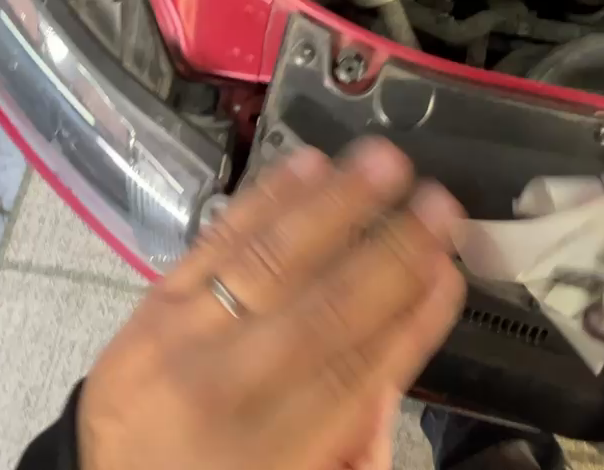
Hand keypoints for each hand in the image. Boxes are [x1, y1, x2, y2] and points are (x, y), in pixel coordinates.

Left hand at [78, 138, 466, 469]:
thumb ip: (353, 437)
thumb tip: (402, 342)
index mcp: (269, 458)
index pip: (358, 375)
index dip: (412, 319)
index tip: (449, 272)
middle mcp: (225, 393)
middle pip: (324, 313)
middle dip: (391, 252)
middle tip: (438, 205)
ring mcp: (182, 340)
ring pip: (272, 261)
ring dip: (337, 204)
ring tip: (385, 163)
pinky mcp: (154, 302)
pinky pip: (219, 239)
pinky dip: (268, 198)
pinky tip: (309, 165)